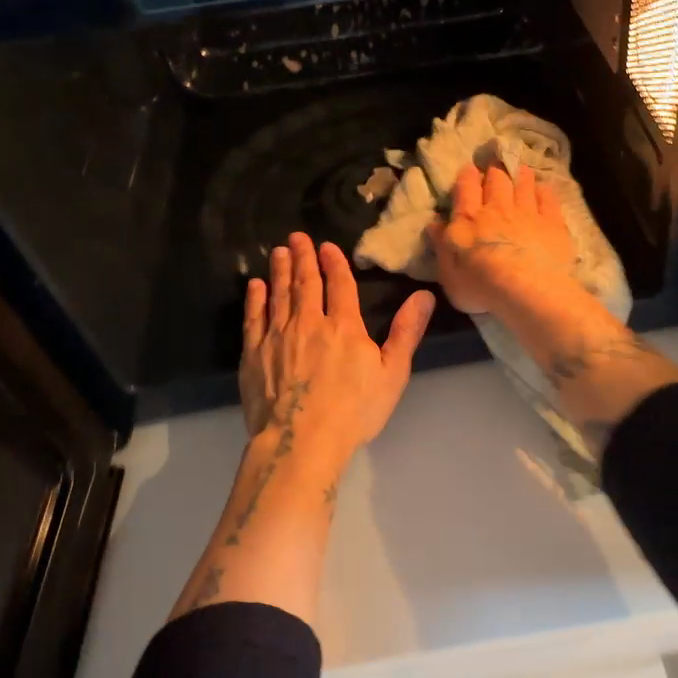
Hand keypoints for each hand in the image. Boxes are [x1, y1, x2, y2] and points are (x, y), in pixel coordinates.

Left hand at [239, 232, 435, 460]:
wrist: (302, 440)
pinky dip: (256, 299)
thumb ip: (406, 332)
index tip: (327, 246)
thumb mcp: (392, 374)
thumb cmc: (354, 411)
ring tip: (279, 252)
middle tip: (297, 238)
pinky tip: (257, 286)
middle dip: (303, 258)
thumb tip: (424, 295)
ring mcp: (277, 336)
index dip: (335, 264)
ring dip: (280, 271)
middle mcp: (309, 323)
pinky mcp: (253, 354)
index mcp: (344, 327)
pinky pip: (254, 318)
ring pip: (279, 295)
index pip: (340, 286)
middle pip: (306, 283)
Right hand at [427, 162, 578, 314]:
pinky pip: (548, 198)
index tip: (470, 170)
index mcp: (470, 218)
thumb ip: (441, 245)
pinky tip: (543, 190)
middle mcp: (498, 208)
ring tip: (520, 172)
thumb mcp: (449, 274)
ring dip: (520, 175)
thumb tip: (434, 223)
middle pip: (497, 179)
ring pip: (524, 183)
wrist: (529, 292)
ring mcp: (528, 213)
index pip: (466, 187)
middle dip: (495, 171)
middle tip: (496, 170)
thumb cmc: (483, 288)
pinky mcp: (553, 223)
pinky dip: (544, 191)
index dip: (468, 176)